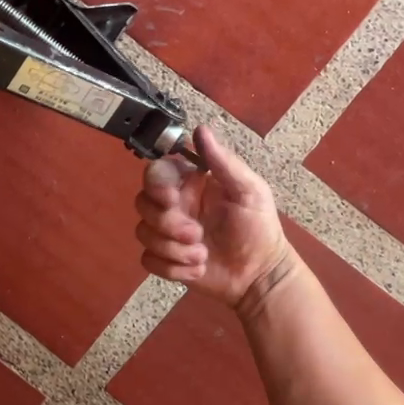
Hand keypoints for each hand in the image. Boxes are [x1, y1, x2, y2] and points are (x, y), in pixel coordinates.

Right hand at [134, 126, 296, 309]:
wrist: (260, 275)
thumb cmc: (259, 228)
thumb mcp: (250, 191)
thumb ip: (224, 162)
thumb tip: (200, 129)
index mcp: (191, 183)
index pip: (156, 171)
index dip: (156, 183)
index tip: (171, 198)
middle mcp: (174, 204)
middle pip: (143, 203)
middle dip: (167, 223)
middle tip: (196, 235)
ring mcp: (166, 233)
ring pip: (143, 232)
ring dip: (173, 249)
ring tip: (202, 256)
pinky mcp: (165, 259)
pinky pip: (148, 259)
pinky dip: (172, 267)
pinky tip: (197, 270)